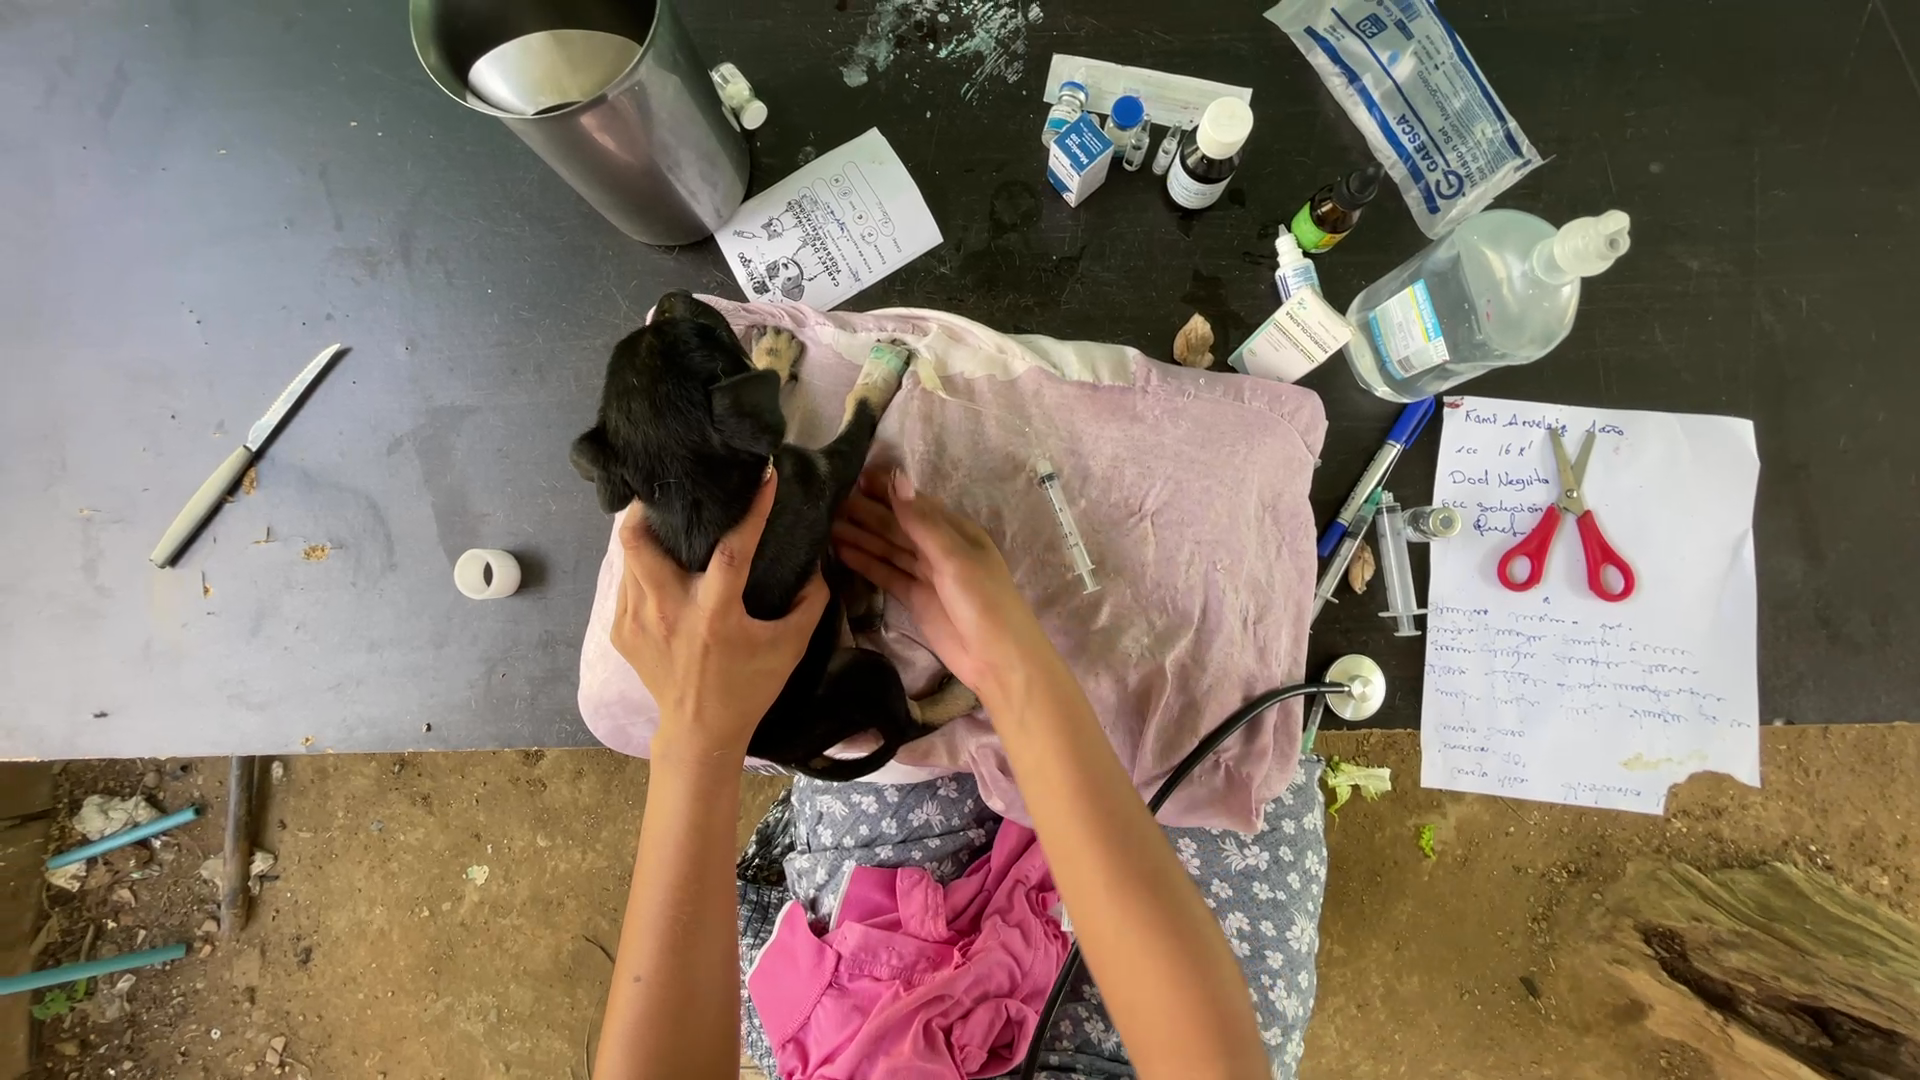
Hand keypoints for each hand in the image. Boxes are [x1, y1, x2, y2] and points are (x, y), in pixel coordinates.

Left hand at [614, 469, 828, 760]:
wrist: (700, 731)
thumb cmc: (750, 686)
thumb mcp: (791, 645)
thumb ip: (810, 600)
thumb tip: (814, 562)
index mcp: (713, 614)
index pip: (732, 548)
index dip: (752, 510)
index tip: (765, 477)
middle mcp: (667, 610)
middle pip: (638, 540)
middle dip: (649, 507)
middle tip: (672, 494)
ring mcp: (637, 620)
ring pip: (628, 557)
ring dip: (646, 534)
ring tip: (666, 523)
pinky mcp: (621, 631)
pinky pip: (628, 584)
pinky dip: (644, 568)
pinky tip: (662, 569)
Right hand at [831, 468, 1054, 703]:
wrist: (997, 659)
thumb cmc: (984, 601)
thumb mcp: (954, 557)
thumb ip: (922, 521)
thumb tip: (896, 478)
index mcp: (956, 531)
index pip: (914, 503)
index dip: (886, 490)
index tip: (853, 476)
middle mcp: (939, 548)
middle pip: (897, 525)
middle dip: (867, 512)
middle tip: (829, 501)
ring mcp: (926, 574)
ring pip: (888, 548)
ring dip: (861, 535)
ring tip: (826, 523)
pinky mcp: (914, 598)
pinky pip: (886, 573)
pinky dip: (865, 562)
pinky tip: (841, 551)